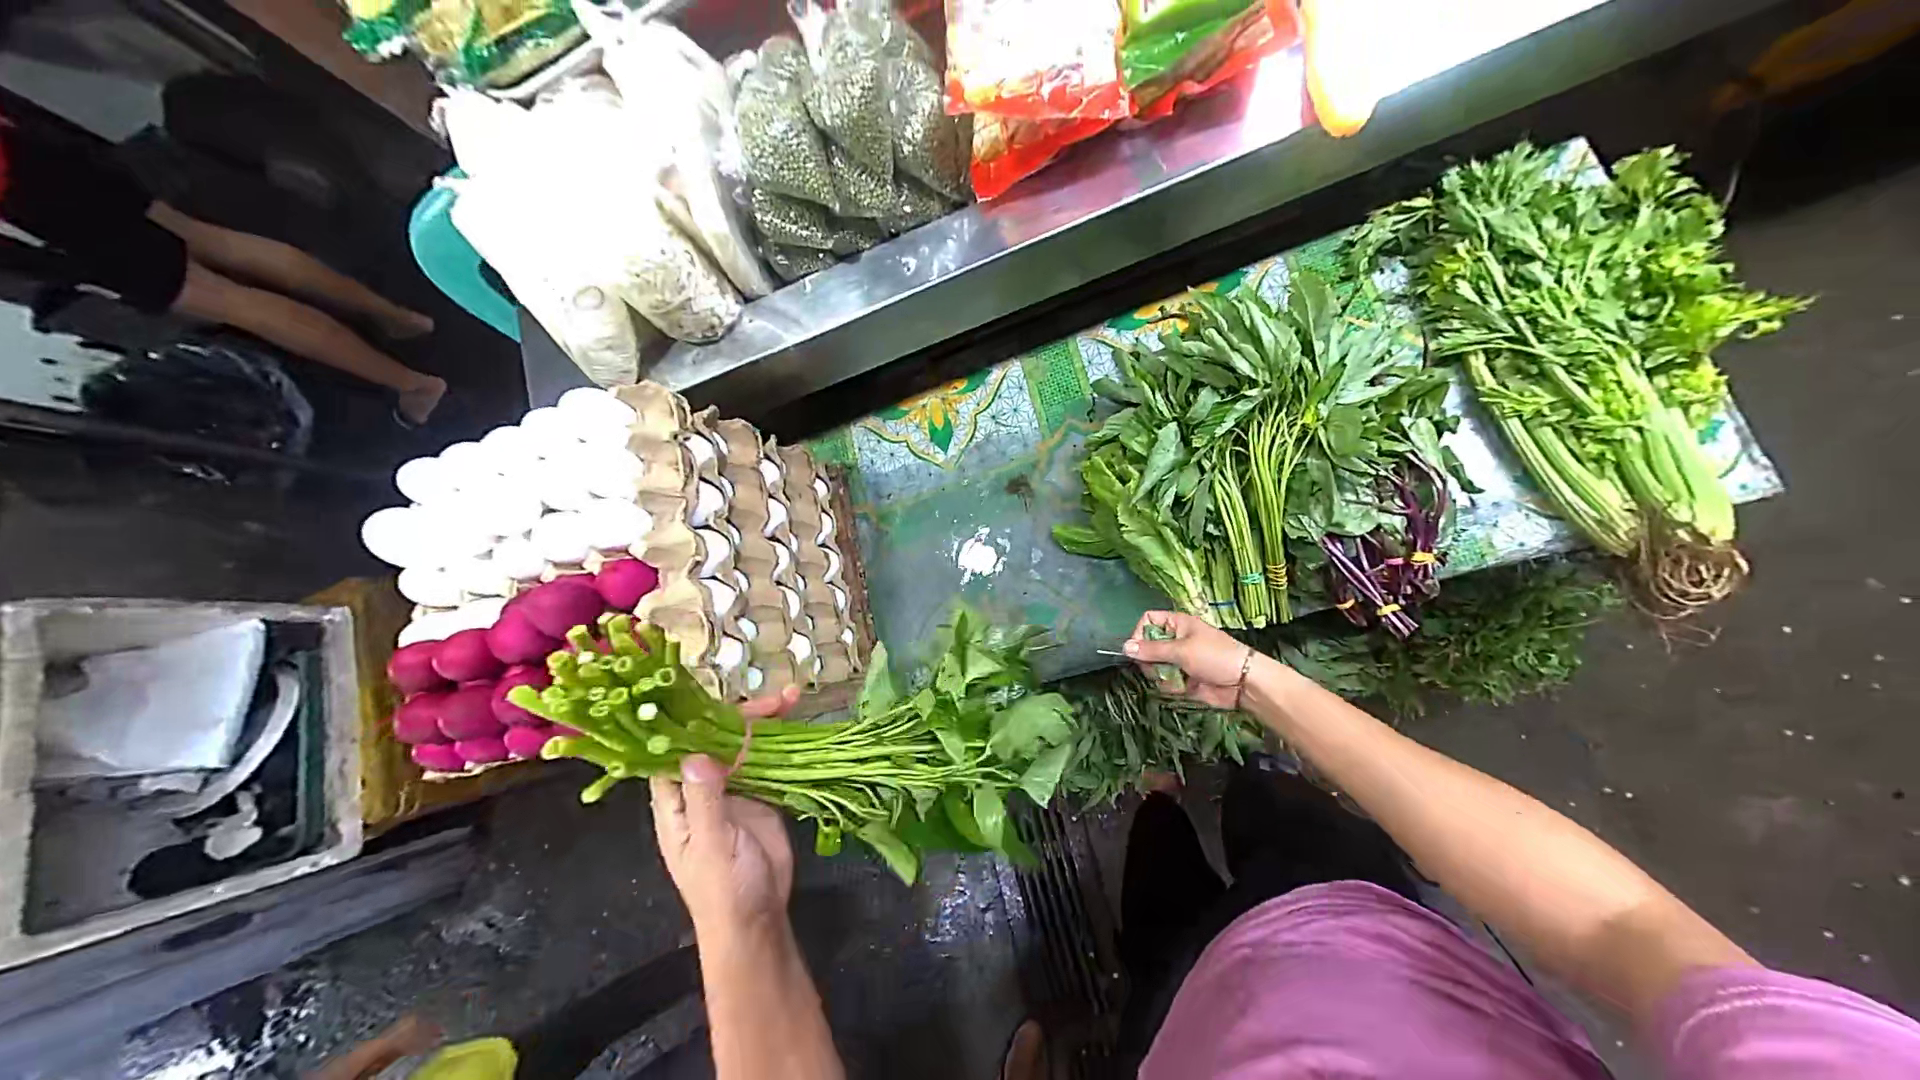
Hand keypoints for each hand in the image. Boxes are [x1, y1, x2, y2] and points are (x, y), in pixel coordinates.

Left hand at [650, 685, 801, 935]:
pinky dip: (782, 740)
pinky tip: (797, 721)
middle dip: (740, 716)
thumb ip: (705, 800)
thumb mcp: (710, 846)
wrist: (758, 921)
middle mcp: (701, 788)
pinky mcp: (761, 793)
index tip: (717, 699)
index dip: (691, 721)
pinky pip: (768, 759)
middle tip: (773, 702)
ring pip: (743, 745)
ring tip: (790, 698)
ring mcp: (733, 789)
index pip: (674, 749)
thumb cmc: (723, 891)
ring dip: (764, 722)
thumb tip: (698, 753)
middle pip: (714, 739)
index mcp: (675, 800)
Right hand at [1124, 611, 1254, 709]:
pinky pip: (1165, 681)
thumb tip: (1124, 647)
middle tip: (1157, 667)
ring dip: (1160, 675)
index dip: (1140, 633)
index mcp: (1177, 624)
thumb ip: (1151, 650)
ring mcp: (1179, 659)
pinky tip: (1183, 687)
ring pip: (1154, 666)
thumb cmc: (1214, 656)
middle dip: (1150, 660)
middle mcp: (1175, 640)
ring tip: (1175, 679)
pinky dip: (1170, 686)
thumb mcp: (1181, 650)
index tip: (1139, 649)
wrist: (1243, 683)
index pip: (1148, 621)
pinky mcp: (1183, 678)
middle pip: (1147, 646)